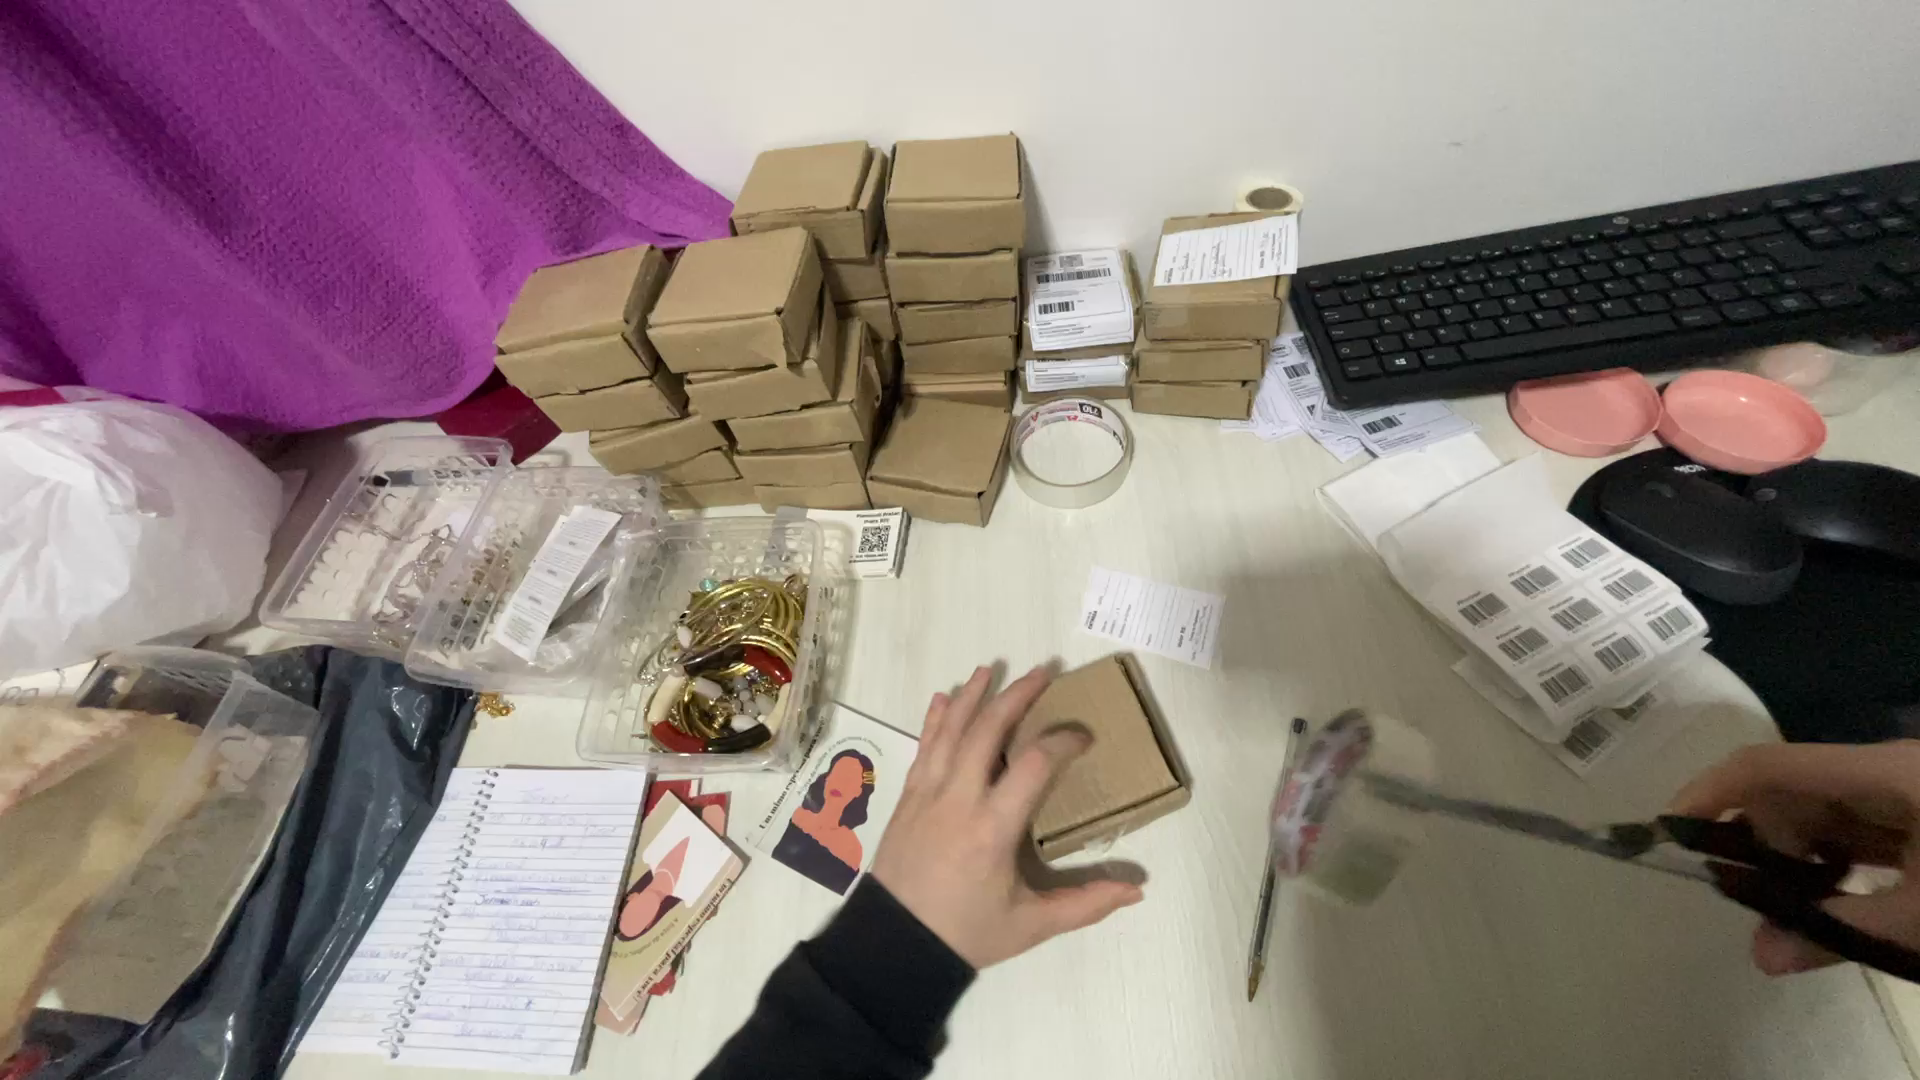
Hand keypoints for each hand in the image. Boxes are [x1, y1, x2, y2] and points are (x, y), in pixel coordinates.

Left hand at [869, 665, 1144, 968]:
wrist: (894, 942)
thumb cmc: (966, 932)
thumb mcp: (1031, 926)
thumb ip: (1085, 904)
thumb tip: (1137, 889)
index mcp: (993, 828)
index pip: (1033, 765)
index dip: (1062, 741)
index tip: (1083, 735)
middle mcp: (959, 799)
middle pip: (987, 731)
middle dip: (1016, 696)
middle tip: (1042, 671)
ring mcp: (928, 793)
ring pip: (951, 731)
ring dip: (972, 696)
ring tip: (990, 668)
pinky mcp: (908, 796)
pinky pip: (923, 747)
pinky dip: (935, 720)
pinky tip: (943, 698)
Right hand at [1669, 740, 1919, 975]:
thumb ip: (1844, 932)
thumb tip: (1761, 961)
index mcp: (1887, 773)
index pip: (1762, 765)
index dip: (1707, 792)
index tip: (1672, 833)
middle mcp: (1892, 768)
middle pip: (1791, 789)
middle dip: (1766, 842)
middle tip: (1760, 895)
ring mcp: (1917, 790)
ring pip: (1826, 810)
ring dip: (1805, 856)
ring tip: (1811, 904)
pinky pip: (1866, 826)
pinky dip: (1846, 860)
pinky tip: (1854, 895)